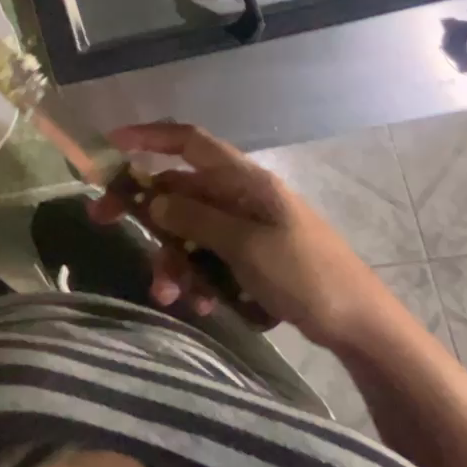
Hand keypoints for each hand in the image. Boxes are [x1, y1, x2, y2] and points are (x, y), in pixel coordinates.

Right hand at [89, 122, 393, 349]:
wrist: (365, 330)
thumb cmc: (309, 277)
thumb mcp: (247, 246)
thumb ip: (196, 218)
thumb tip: (153, 199)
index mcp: (245, 182)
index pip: (189, 142)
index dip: (148, 136)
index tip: (111, 144)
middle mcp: (240, 198)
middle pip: (177, 192)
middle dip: (143, 211)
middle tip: (101, 220)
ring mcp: (245, 229)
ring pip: (186, 231)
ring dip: (171, 259)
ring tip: (167, 294)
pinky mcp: (250, 259)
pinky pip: (207, 258)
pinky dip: (196, 278)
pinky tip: (201, 304)